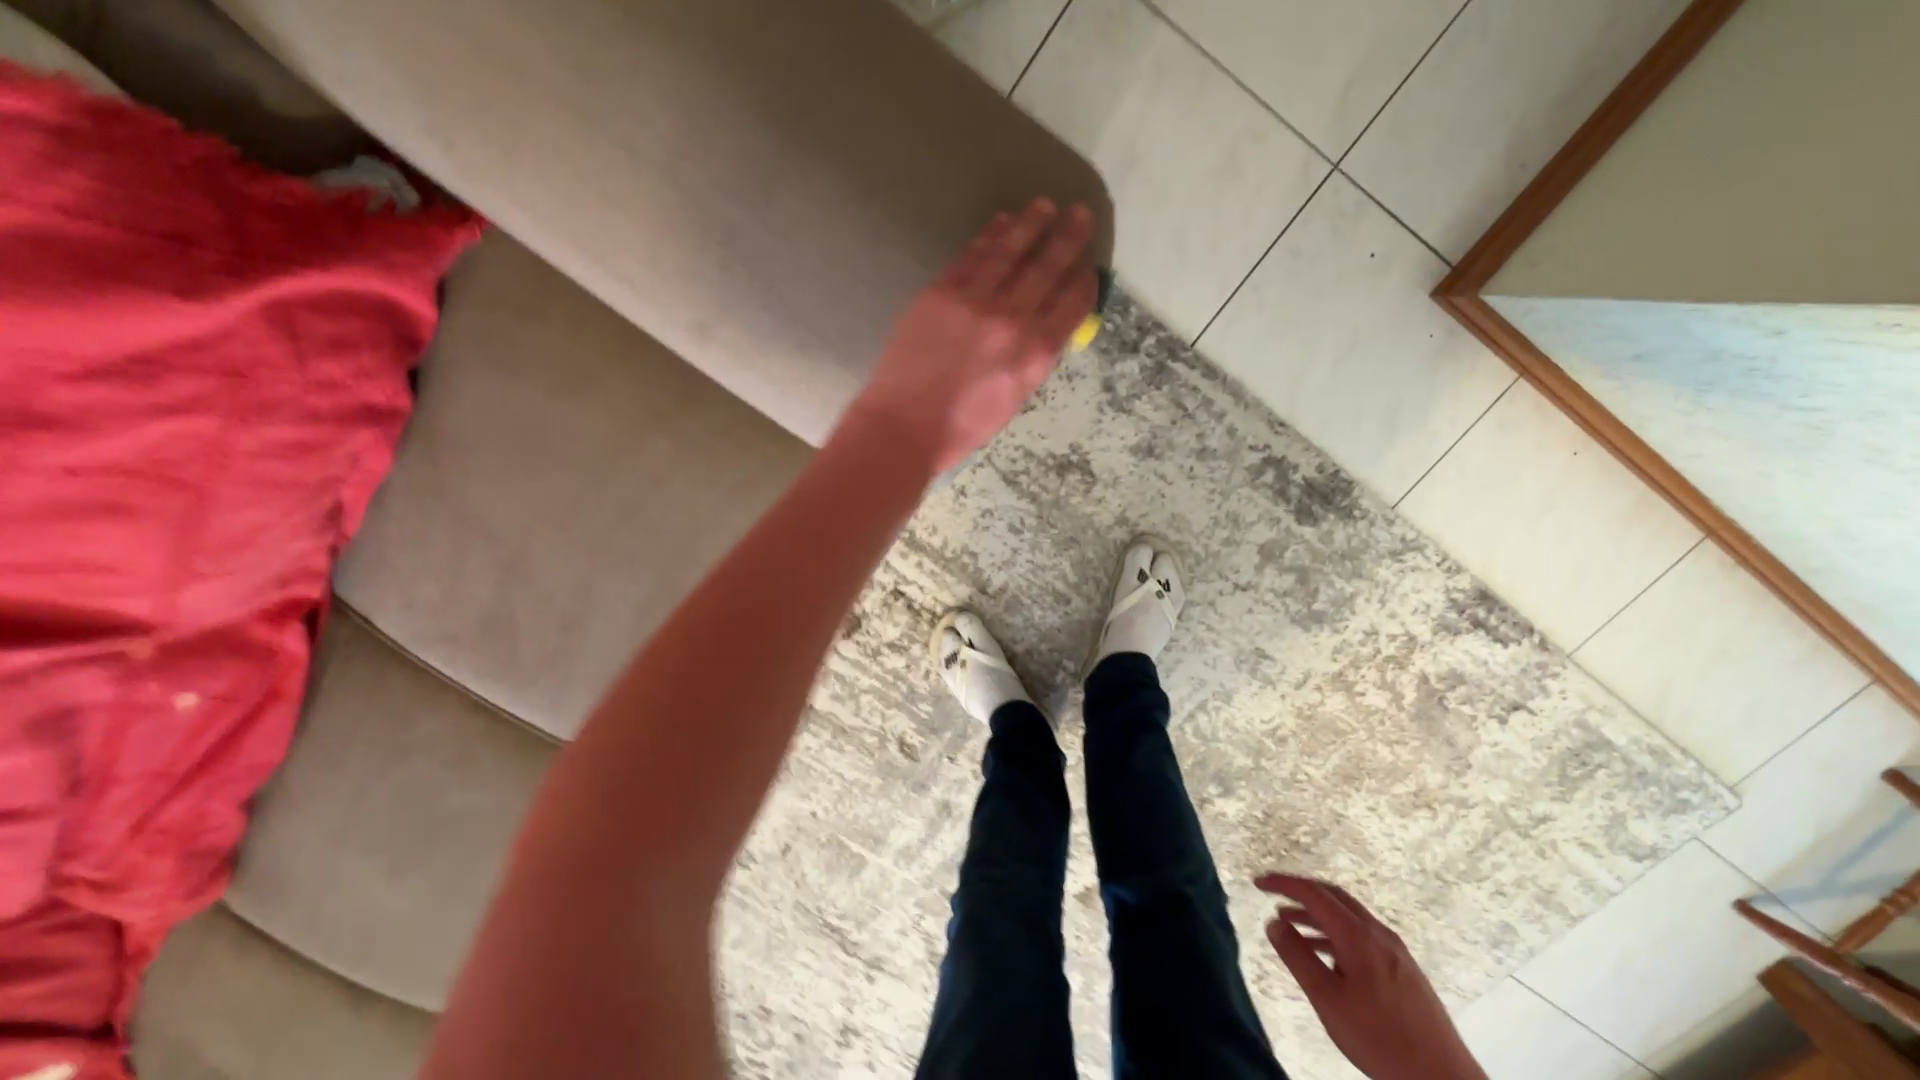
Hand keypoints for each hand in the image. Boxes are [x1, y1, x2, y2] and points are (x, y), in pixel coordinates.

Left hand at [847, 197, 1098, 473]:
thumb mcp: (1016, 397)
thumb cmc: (962, 426)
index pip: (1073, 303)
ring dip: (1030, 224)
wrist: (904, 426)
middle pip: (1048, 268)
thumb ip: (1033, 356)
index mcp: (1037, 353)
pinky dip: (990, 235)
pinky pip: (973, 255)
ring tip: (1044, 205)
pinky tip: (1002, 222)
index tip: (1087, 265)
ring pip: (1011, 251)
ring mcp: (976, 301)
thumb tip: (1044, 324)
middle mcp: (1013, 320)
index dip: (1084, 280)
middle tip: (1080, 213)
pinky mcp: (942, 291)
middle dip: (1068, 237)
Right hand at [1257, 874, 1487, 1079]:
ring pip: (1349, 917)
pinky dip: (1335, 933)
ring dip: (1317, 914)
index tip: (1258, 883)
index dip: (1283, 884)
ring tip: (1289, 924)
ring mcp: (1394, 950)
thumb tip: (1273, 922)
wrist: (1440, 1074)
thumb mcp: (1326, 998)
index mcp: (1357, 935)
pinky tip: (1324, 955)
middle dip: (1301, 892)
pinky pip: (1361, 935)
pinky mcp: (1402, 967)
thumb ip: (1297, 956)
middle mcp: (1377, 933)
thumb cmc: (1377, 1036)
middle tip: (1272, 895)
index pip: (1314, 894)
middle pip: (1334, 897)